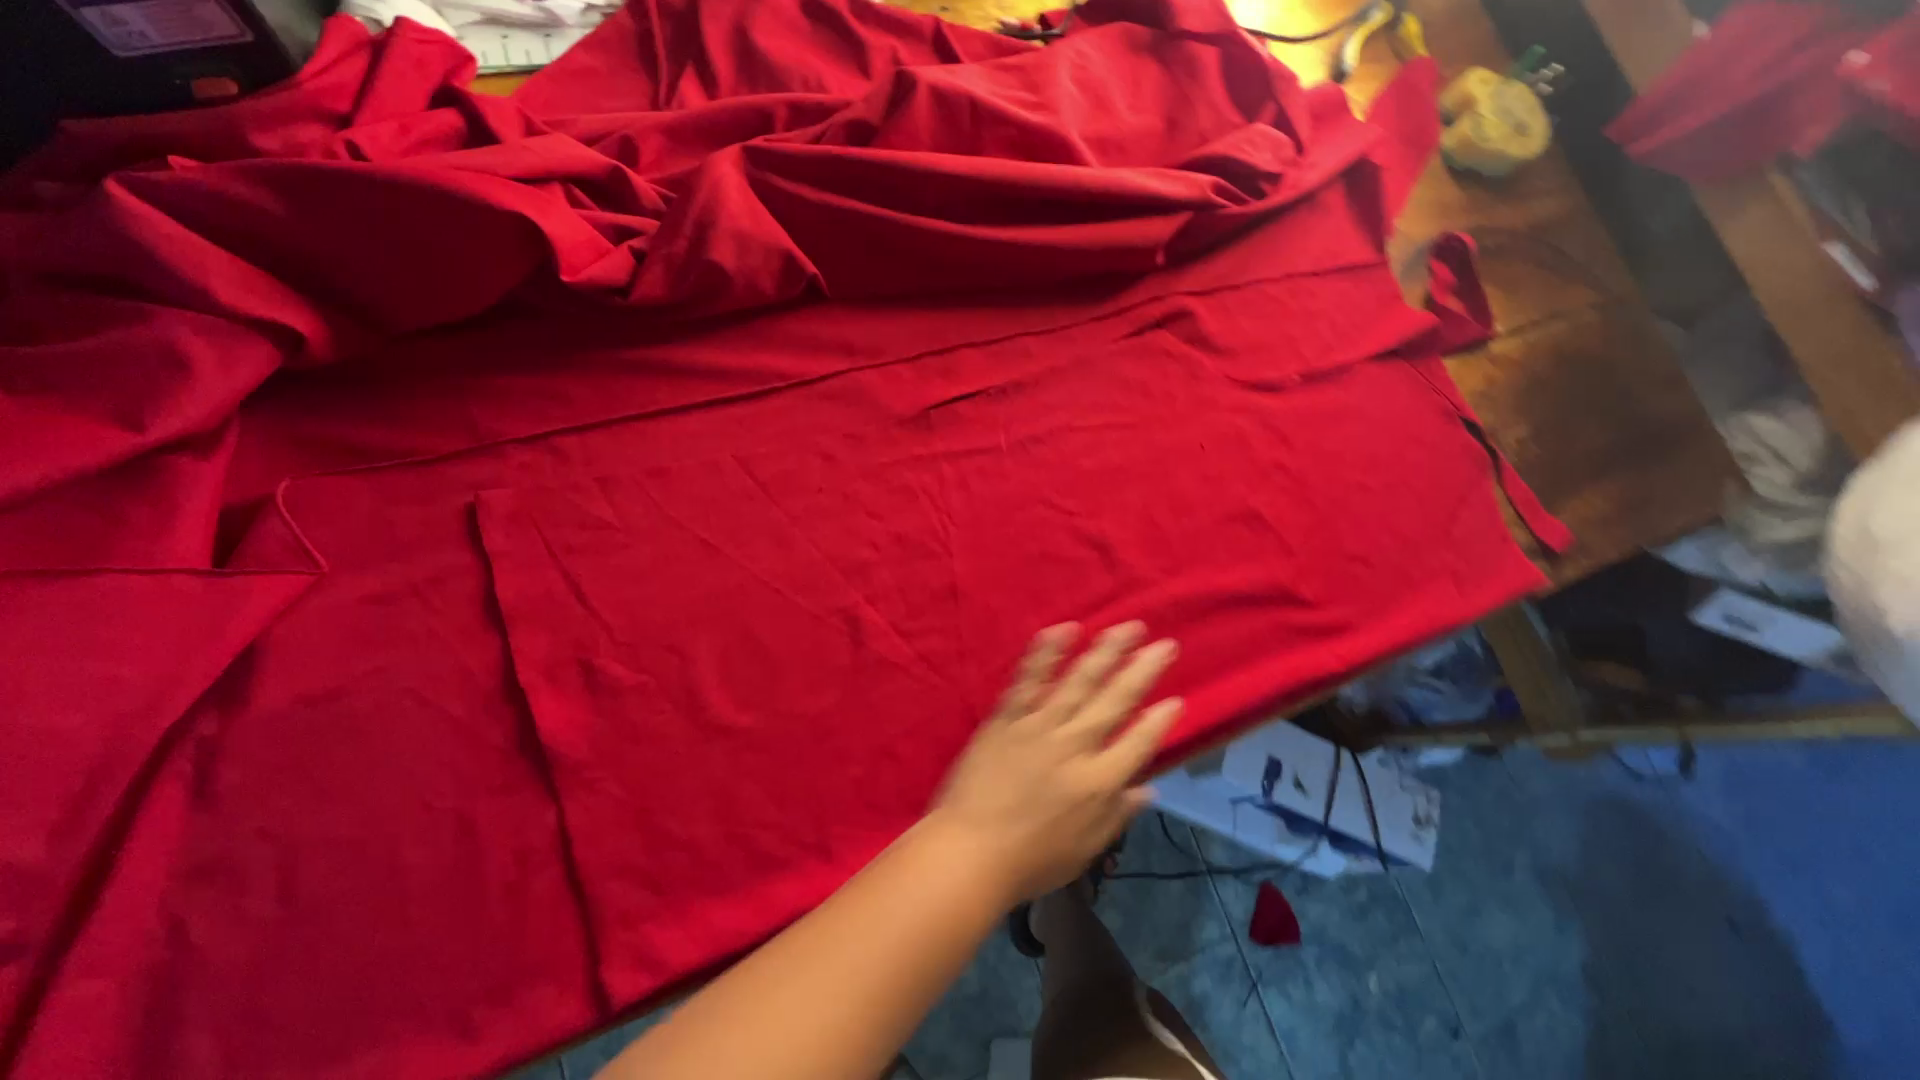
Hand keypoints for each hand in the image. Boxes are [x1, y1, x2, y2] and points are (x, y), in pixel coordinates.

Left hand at [926, 622, 1182, 902]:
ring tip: (1128, 627)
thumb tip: (1149, 789)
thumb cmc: (1029, 862)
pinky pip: (1029, 679)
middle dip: (1143, 671)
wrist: (970, 853)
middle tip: (1165, 645)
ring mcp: (1040, 728)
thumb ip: (1117, 815)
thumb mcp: (1085, 850)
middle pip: (1116, 702)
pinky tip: (1064, 629)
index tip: (1176, 700)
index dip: (1160, 721)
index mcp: (1100, 783)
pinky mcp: (1007, 719)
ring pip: (1079, 681)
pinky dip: (1046, 653)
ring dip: (1106, 651)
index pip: (1139, 744)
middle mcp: (1076, 747)